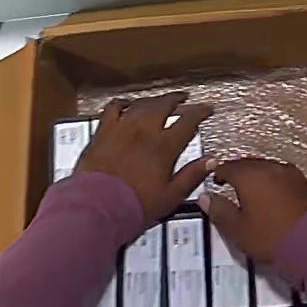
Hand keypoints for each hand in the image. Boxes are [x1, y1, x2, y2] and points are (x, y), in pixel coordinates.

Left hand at [76, 92, 212, 221]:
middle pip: (164, 105)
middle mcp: (144, 132)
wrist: (95, 208)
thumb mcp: (171, 195)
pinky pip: (113, 108)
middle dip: (177, 99)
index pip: (188, 121)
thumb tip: (211, 161)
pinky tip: (125, 104)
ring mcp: (122, 129)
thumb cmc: (133, 206)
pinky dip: (122, 103)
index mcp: (164, 146)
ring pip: (141, 104)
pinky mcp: (102, 132)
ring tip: (159, 100)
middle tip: (183, 98)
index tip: (206, 109)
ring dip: (153, 100)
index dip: (200, 112)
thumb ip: (193, 175)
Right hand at [201, 159, 306, 263]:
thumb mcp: (238, 229)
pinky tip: (271, 195)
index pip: (228, 167)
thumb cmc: (272, 236)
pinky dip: (272, 182)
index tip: (214, 181)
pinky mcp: (305, 184)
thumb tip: (206, 197)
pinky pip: (281, 177)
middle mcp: (270, 168)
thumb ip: (220, 211)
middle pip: (248, 164)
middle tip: (229, 184)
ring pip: (266, 169)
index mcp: (250, 175)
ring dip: (256, 176)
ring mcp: (290, 174)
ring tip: (249, 191)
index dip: (218, 173)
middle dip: (237, 172)